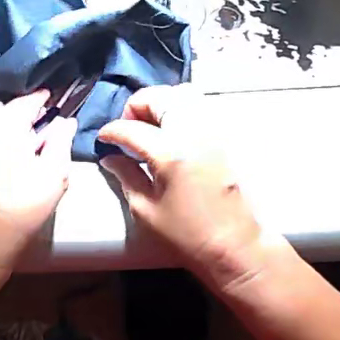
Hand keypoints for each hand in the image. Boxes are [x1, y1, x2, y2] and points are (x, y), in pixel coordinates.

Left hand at [0, 90, 75, 281]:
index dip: (43, 103)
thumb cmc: (18, 210)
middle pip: (1, 112)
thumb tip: (65, 122)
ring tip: (5, 162)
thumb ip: (61, 141)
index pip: (28, 101)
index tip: (51, 107)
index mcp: (2, 123)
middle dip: (16, 122)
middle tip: (31, 144)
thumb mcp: (54, 176)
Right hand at [97, 84, 276, 294]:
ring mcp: (213, 130)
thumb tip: (110, 157)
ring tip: (150, 126)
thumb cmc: (187, 234)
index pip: (130, 128)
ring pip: (183, 94)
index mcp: (169, 152)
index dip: (111, 132)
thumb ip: (125, 175)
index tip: (103, 140)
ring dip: (160, 103)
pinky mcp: (226, 136)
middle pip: (158, 97)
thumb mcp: (145, 209)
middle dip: (136, 107)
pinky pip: (201, 106)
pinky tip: (172, 131)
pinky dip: (182, 108)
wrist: (235, 244)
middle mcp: (193, 132)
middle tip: (128, 129)